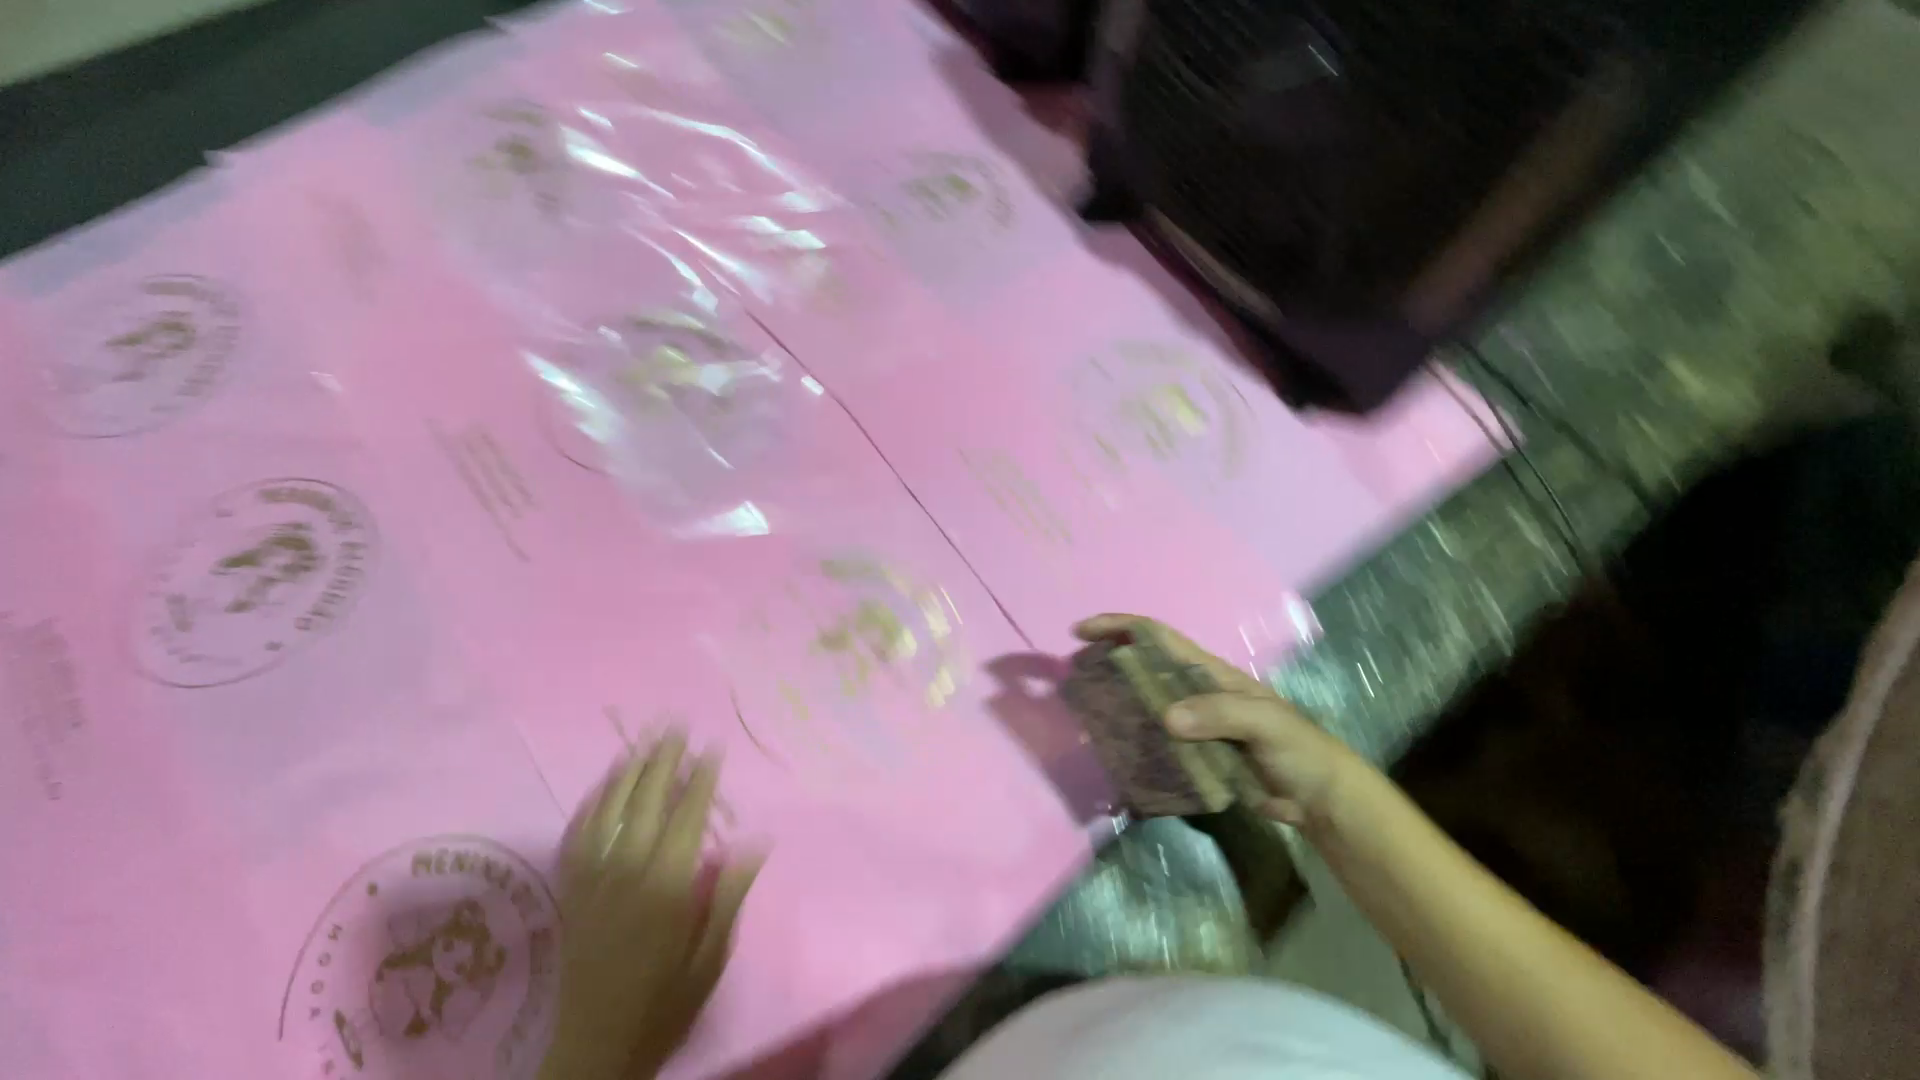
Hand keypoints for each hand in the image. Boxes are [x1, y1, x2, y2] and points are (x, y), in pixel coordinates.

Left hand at [543, 733, 761, 1079]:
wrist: (594, 1044)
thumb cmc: (664, 1000)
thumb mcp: (711, 955)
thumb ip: (729, 894)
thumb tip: (755, 841)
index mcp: (669, 884)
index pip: (689, 815)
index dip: (702, 778)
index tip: (712, 747)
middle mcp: (628, 869)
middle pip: (647, 799)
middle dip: (664, 759)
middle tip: (675, 724)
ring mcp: (593, 876)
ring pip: (610, 807)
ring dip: (629, 769)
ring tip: (644, 739)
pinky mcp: (569, 888)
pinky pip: (578, 832)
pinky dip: (593, 801)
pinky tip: (604, 782)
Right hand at [1073, 614, 1370, 827]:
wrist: (1318, 799)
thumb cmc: (1298, 749)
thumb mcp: (1267, 723)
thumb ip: (1221, 714)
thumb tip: (1167, 717)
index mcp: (1211, 674)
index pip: (1159, 638)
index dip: (1121, 627)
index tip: (1083, 632)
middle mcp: (1196, 693)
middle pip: (1144, 667)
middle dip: (1108, 661)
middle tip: (1073, 673)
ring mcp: (1195, 725)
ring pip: (1145, 705)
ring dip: (1114, 702)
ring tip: (1084, 712)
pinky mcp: (1195, 755)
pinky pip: (1155, 742)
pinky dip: (1131, 741)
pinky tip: (1112, 751)